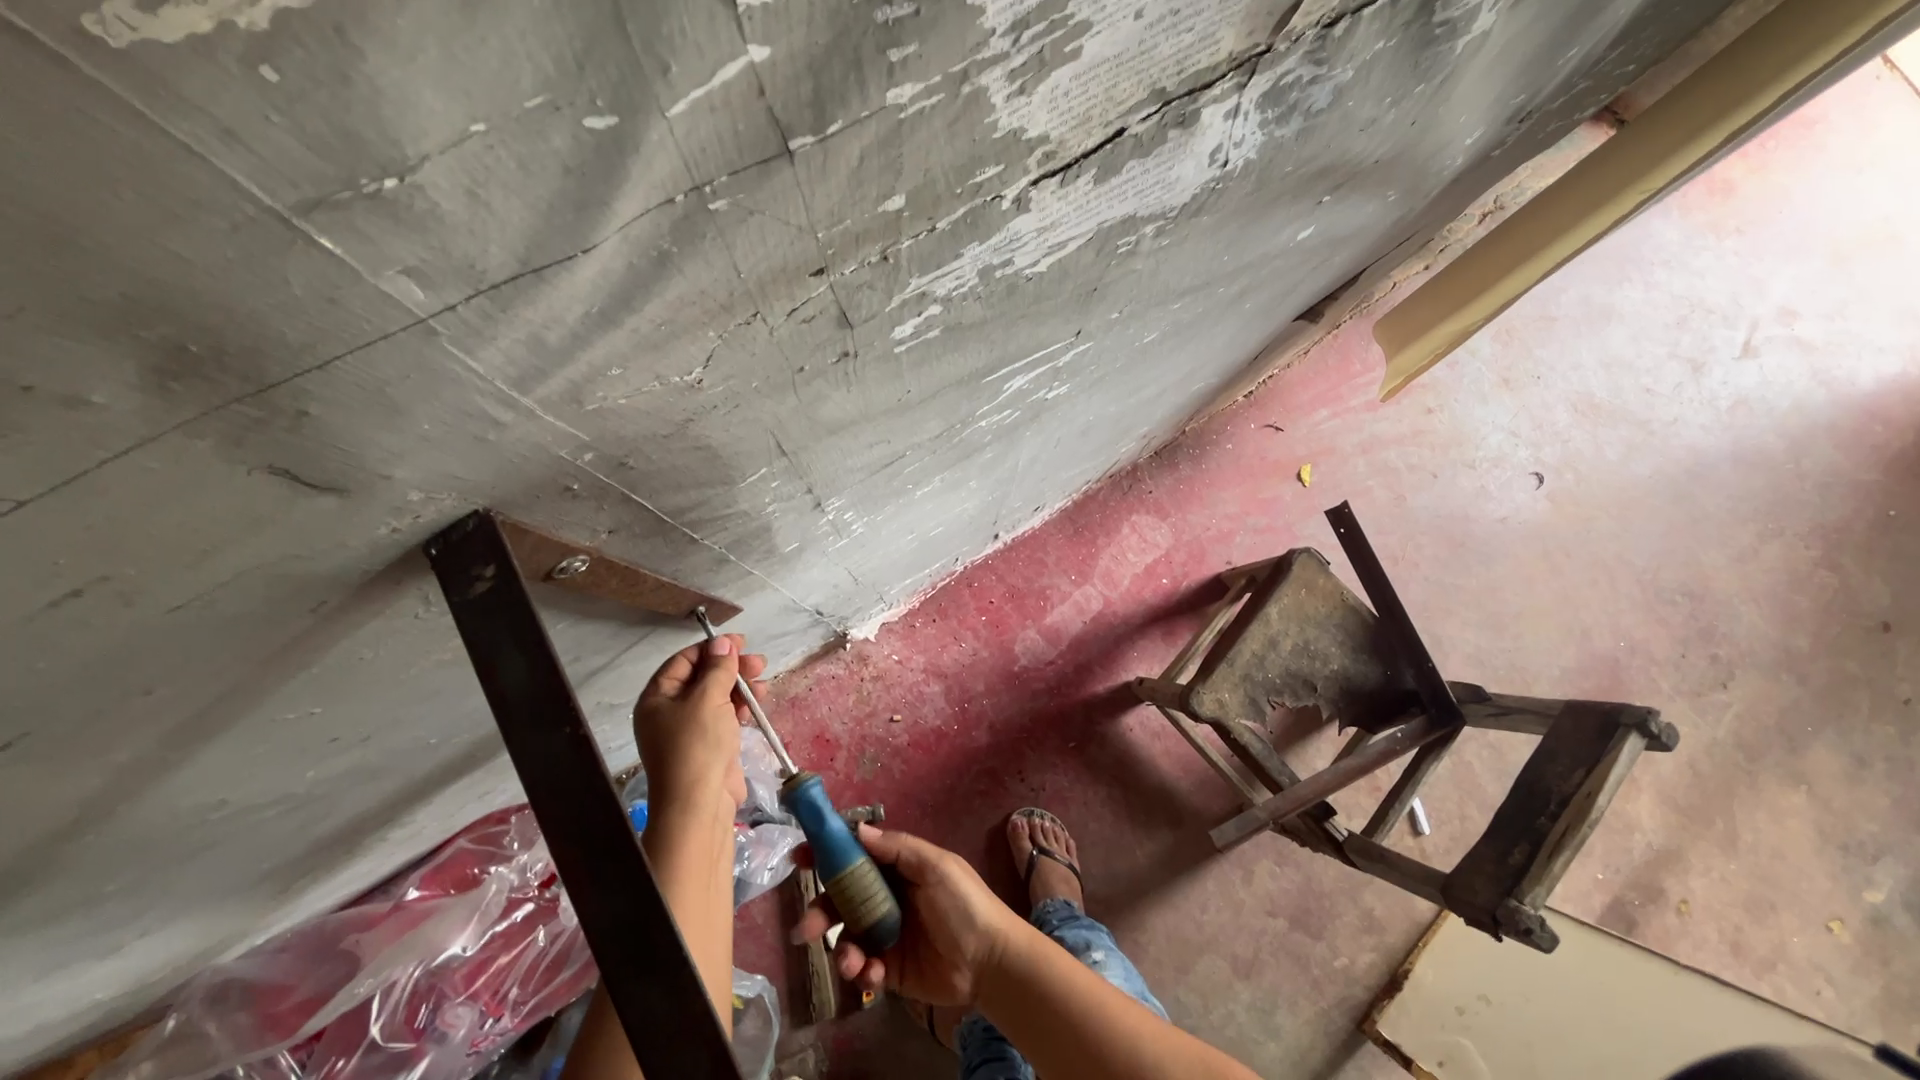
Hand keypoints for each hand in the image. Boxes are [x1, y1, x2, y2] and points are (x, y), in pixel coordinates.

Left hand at [632, 633, 767, 810]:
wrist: (700, 803)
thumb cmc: (697, 745)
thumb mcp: (708, 699)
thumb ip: (718, 668)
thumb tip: (723, 642)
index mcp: (657, 698)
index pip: (684, 661)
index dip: (712, 649)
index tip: (741, 643)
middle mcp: (669, 712)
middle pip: (702, 678)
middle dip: (731, 668)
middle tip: (759, 663)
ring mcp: (689, 731)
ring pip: (716, 698)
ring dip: (740, 687)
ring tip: (763, 685)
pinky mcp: (709, 746)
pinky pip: (724, 717)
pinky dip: (740, 707)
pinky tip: (757, 704)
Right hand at [791, 825, 1022, 1007]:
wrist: (991, 962)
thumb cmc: (966, 905)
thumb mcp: (936, 866)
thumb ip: (897, 848)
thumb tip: (859, 830)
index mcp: (898, 870)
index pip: (856, 857)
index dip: (827, 855)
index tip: (799, 858)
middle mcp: (887, 900)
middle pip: (840, 901)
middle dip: (819, 913)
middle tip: (808, 929)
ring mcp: (886, 936)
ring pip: (845, 937)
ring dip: (840, 949)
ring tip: (850, 961)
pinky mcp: (889, 969)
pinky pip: (862, 968)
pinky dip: (861, 971)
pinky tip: (874, 974)